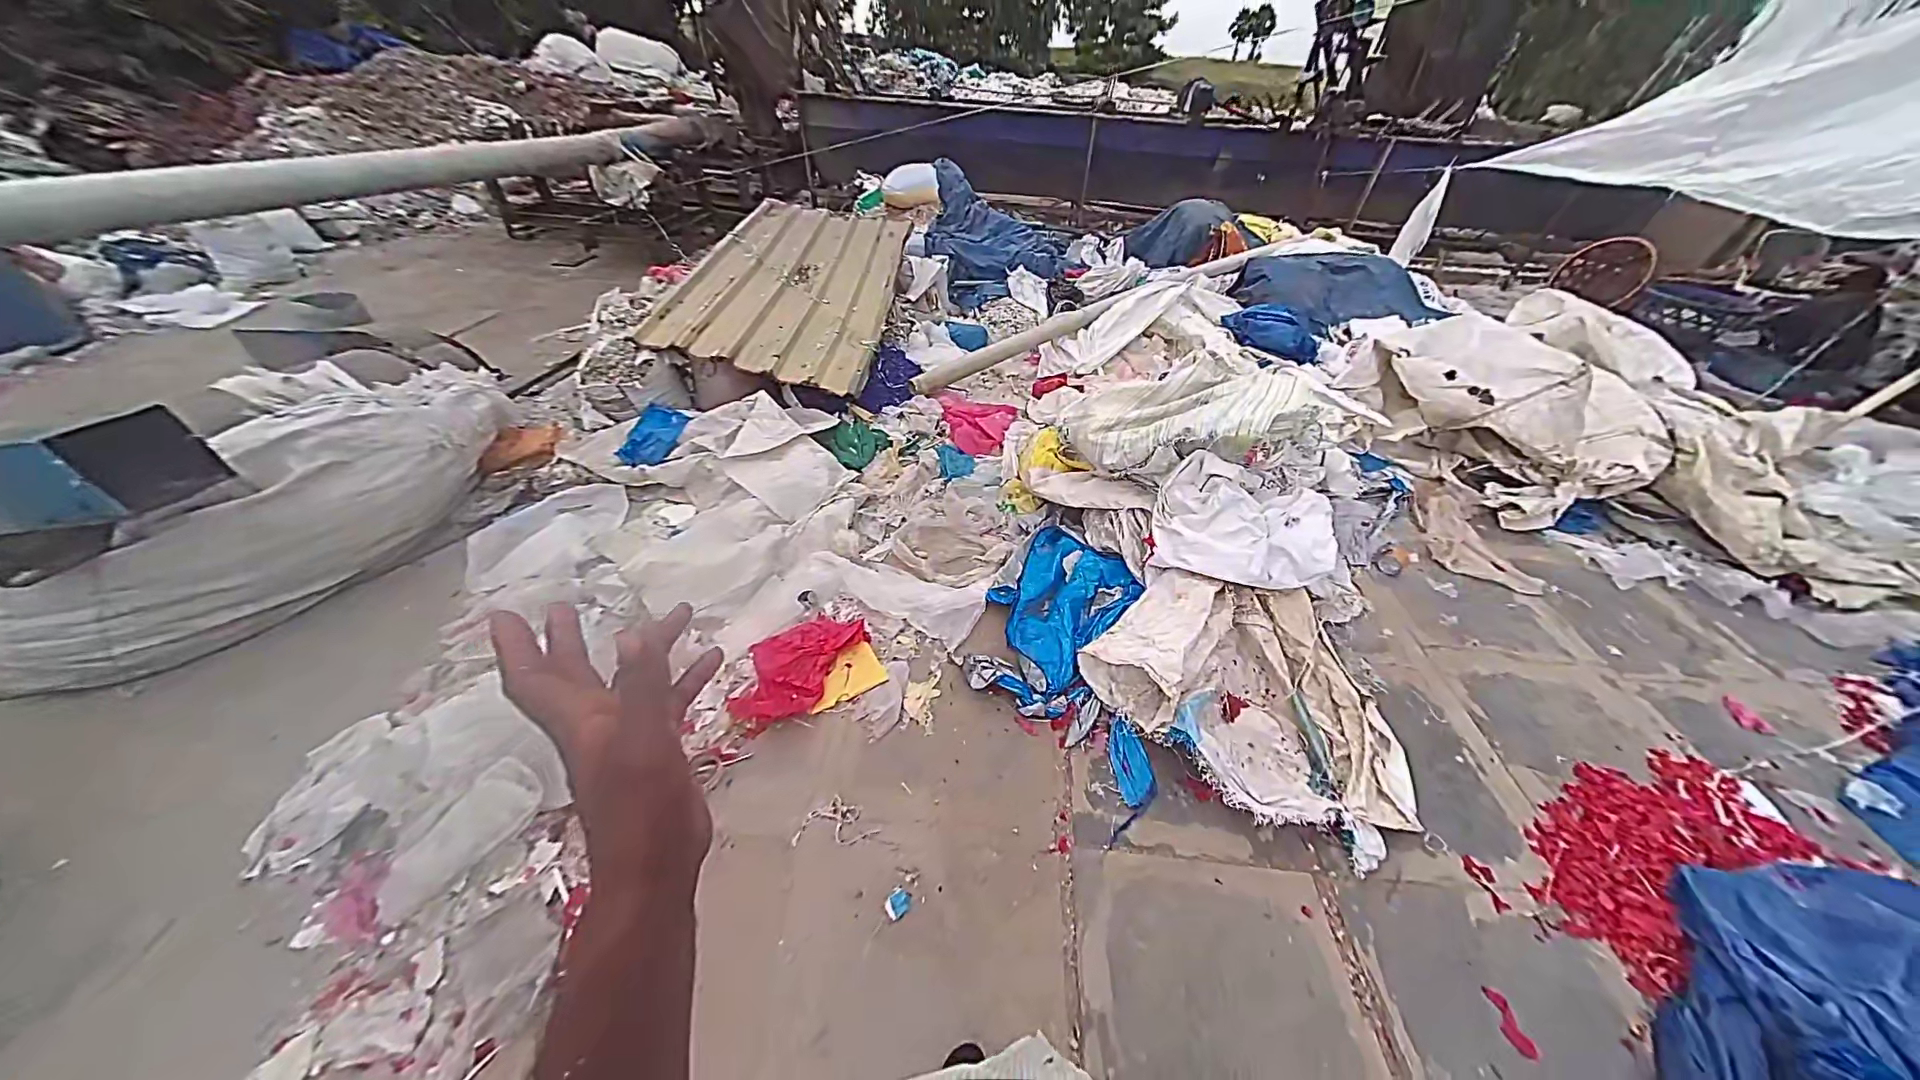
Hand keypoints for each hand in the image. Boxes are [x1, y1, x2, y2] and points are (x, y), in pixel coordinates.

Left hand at [490, 602, 724, 897]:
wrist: (657, 865)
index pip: (537, 679)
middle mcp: (599, 724)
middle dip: (568, 640)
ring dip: (645, 650)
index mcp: (582, 721)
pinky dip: (685, 679)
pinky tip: (710, 659)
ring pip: (631, 682)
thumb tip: (632, 635)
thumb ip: (643, 688)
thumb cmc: (640, 809)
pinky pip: (669, 702)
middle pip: (576, 674)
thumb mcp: (643, 743)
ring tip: (672, 616)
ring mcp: (630, 737)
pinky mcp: (659, 748)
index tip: (505, 614)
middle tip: (562, 607)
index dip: (518, 647)